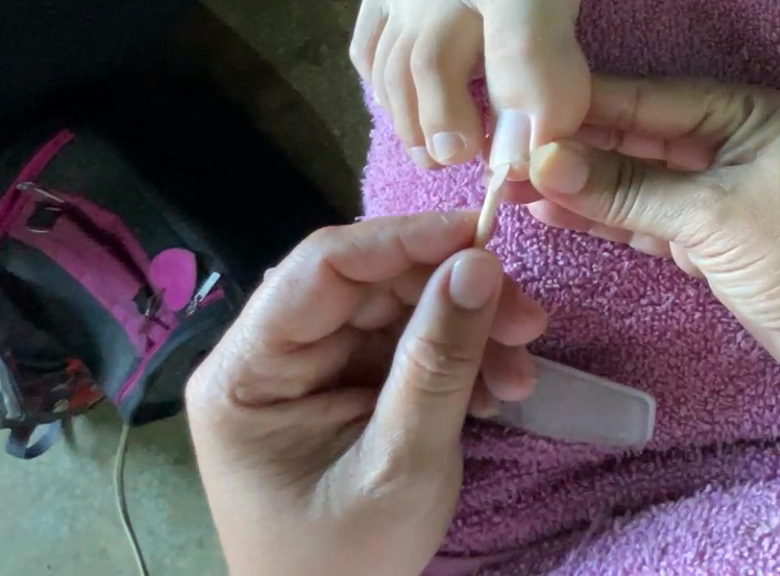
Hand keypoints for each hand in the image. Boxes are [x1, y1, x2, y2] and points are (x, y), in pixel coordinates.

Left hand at [186, 212, 547, 575]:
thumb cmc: (346, 567)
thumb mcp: (401, 464)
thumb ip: (440, 361)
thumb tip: (480, 262)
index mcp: (249, 371)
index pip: (326, 266)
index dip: (407, 238)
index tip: (486, 237)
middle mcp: (280, 352)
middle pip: (381, 280)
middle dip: (460, 294)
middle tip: (530, 324)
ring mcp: (323, 364)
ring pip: (411, 303)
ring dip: (476, 329)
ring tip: (521, 376)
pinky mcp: (360, 378)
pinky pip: (422, 337)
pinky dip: (469, 355)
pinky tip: (498, 392)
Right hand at [519, 77, 779, 384]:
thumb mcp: (712, 215)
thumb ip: (629, 190)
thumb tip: (548, 165)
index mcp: (738, 111)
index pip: (643, 101)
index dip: (579, 110)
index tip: (514, 116)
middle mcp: (724, 139)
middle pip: (634, 138)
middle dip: (574, 149)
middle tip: (503, 156)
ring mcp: (716, 187)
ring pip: (636, 179)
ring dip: (584, 186)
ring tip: (516, 188)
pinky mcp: (710, 233)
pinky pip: (649, 217)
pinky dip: (610, 219)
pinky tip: (560, 215)